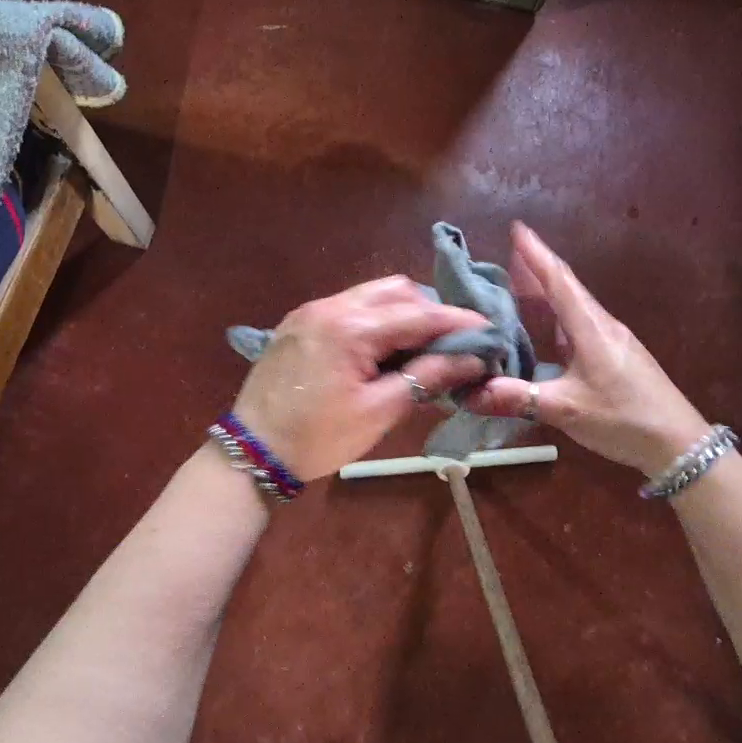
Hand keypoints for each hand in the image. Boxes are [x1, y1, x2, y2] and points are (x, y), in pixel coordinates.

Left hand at [231, 276, 490, 480]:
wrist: (251, 451)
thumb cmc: (317, 437)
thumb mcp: (378, 411)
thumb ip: (427, 376)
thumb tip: (472, 359)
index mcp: (350, 327)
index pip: (418, 314)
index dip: (459, 322)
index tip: (491, 332)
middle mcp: (330, 305)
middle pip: (396, 291)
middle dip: (430, 311)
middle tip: (455, 342)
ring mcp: (311, 311)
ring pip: (372, 295)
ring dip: (403, 313)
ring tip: (424, 346)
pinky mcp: (300, 322)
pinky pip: (349, 307)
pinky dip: (376, 320)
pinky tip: (387, 348)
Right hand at [463, 223, 711, 477]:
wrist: (679, 444)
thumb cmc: (625, 419)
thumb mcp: (567, 409)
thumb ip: (519, 397)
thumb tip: (470, 392)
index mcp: (590, 329)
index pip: (559, 281)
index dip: (536, 254)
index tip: (517, 228)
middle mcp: (601, 326)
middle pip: (566, 288)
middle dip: (536, 269)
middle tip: (506, 255)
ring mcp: (612, 341)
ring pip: (573, 306)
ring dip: (547, 292)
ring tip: (518, 285)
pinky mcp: (616, 357)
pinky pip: (579, 324)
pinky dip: (557, 315)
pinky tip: (546, 326)